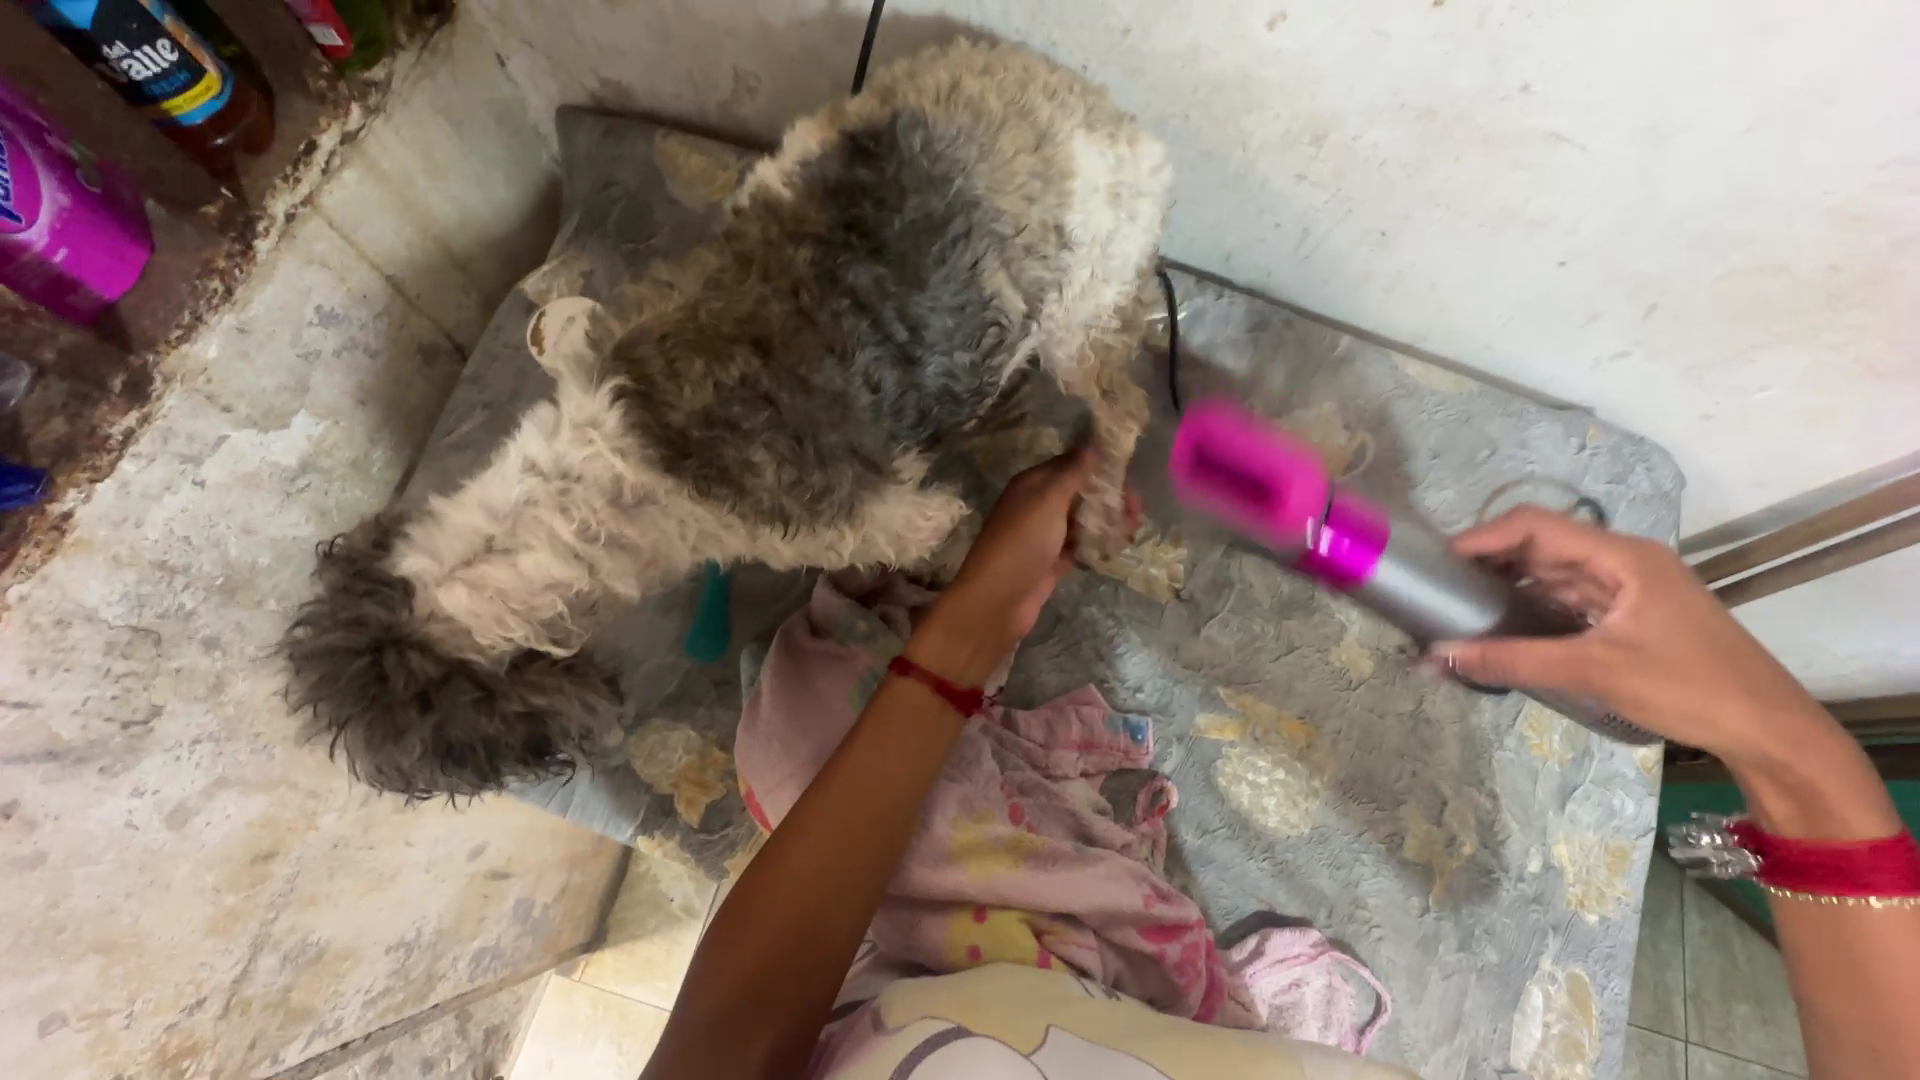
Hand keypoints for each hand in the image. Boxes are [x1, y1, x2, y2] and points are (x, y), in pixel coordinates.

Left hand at [907, 448, 1128, 683]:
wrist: (998, 600)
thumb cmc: (1022, 543)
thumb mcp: (1048, 500)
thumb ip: (1072, 472)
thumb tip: (1093, 442)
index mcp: (1032, 484)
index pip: (1070, 464)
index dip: (1099, 463)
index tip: (1131, 467)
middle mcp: (1038, 506)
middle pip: (1079, 493)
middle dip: (1109, 496)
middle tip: (1137, 506)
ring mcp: (1045, 536)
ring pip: (1082, 521)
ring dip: (1107, 521)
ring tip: (1134, 527)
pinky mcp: (1052, 562)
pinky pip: (1080, 547)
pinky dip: (1097, 545)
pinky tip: (1119, 546)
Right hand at [1434, 506, 1832, 766]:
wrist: (1771, 733)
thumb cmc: (1690, 688)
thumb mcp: (1593, 672)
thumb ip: (1509, 660)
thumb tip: (1433, 657)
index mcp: (1622, 557)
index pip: (1534, 525)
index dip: (1482, 537)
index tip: (1437, 563)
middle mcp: (1623, 562)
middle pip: (1539, 544)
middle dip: (1487, 561)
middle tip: (1439, 587)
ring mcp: (1627, 588)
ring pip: (1551, 572)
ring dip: (1506, 585)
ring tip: (1460, 606)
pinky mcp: (1627, 615)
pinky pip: (1565, 598)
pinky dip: (1529, 607)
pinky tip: (1502, 627)